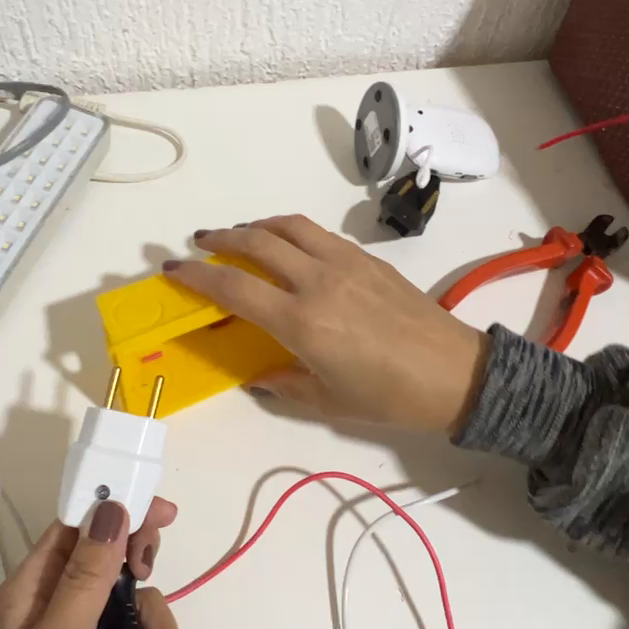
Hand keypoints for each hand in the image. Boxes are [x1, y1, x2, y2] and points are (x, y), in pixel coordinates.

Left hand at [0, 499, 183, 628]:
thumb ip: (85, 578)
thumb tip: (109, 510)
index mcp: (35, 596)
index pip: (76, 528)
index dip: (116, 511)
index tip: (158, 512)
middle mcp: (64, 613)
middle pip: (118, 564)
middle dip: (145, 585)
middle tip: (150, 603)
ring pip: (146, 612)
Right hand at [165, 215, 488, 435]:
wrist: (454, 372)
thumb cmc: (390, 397)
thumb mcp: (329, 403)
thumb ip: (285, 385)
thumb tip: (258, 376)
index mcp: (302, 322)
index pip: (235, 289)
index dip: (197, 277)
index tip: (173, 270)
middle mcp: (318, 281)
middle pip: (256, 243)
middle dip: (221, 239)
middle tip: (200, 243)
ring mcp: (345, 263)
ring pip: (289, 226)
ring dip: (256, 225)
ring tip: (240, 235)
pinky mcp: (367, 258)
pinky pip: (319, 234)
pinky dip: (291, 231)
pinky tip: (289, 245)